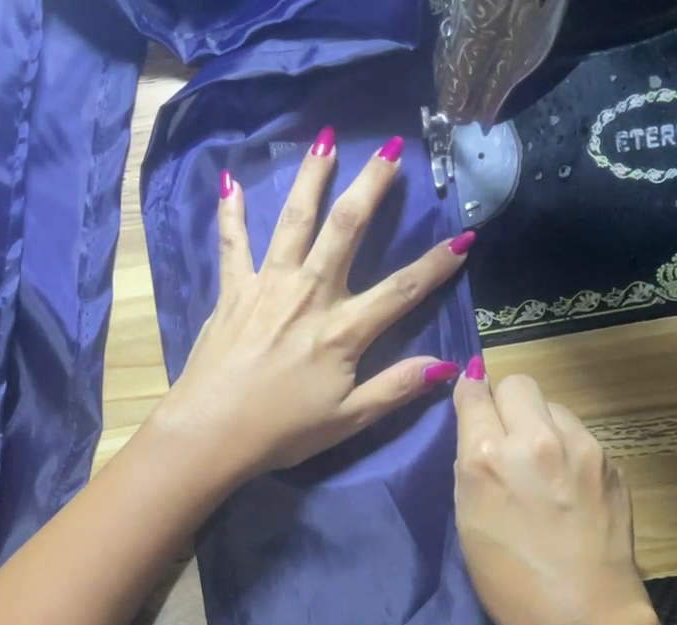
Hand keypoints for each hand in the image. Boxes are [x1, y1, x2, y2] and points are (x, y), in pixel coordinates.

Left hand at [149, 130, 475, 477]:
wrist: (212, 432)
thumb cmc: (282, 431)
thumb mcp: (348, 420)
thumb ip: (395, 388)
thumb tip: (446, 365)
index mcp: (343, 330)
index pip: (402, 289)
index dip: (437, 265)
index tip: (465, 238)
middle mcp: (310, 295)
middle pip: (346, 230)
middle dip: (372, 187)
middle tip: (391, 149)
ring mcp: (268, 286)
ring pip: (294, 221)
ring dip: (312, 179)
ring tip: (326, 140)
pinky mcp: (233, 291)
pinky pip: (233, 244)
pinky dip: (231, 213)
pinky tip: (229, 181)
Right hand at [453, 369, 654, 624]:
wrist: (587, 619)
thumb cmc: (511, 586)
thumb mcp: (469, 523)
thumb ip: (471, 467)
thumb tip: (476, 426)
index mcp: (487, 458)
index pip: (474, 393)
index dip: (470, 398)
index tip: (471, 410)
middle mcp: (535, 439)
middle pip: (518, 384)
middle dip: (506, 403)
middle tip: (506, 441)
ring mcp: (581, 447)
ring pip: (552, 406)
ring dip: (540, 424)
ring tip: (541, 470)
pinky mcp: (612, 462)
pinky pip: (579, 434)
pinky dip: (567, 449)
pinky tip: (569, 490)